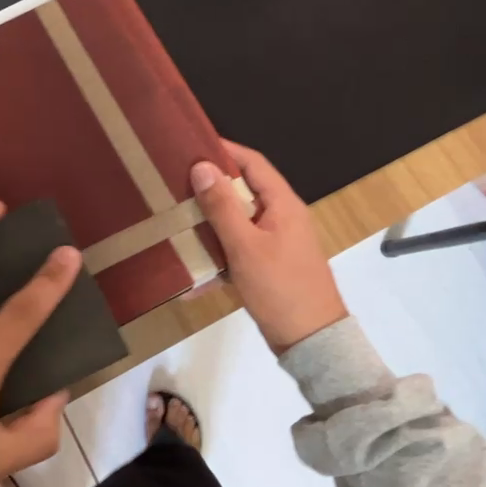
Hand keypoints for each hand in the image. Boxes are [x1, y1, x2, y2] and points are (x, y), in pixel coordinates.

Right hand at [191, 141, 347, 351]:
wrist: (310, 341)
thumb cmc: (280, 288)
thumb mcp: (245, 246)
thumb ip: (222, 206)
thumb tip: (201, 166)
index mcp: (283, 205)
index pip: (253, 163)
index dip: (224, 150)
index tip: (191, 145)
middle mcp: (283, 217)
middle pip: (244, 189)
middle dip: (211, 184)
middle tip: (174, 179)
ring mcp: (277, 241)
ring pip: (238, 217)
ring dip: (211, 216)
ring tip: (176, 212)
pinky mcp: (269, 263)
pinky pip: (239, 243)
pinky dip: (218, 245)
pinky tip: (193, 256)